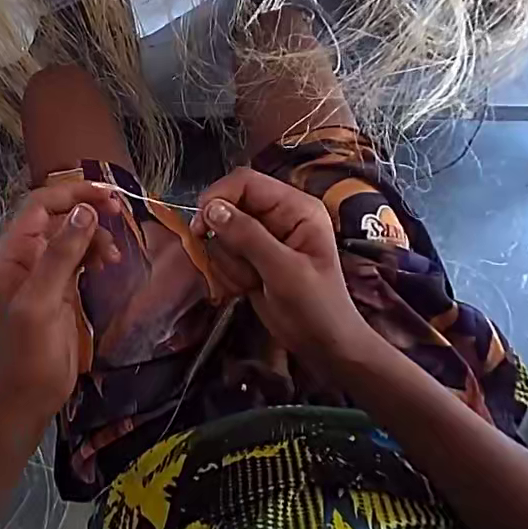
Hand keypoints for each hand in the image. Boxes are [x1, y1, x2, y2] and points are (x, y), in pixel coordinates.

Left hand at [0, 182, 123, 421]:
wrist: (27, 400)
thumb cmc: (28, 354)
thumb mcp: (41, 302)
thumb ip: (61, 255)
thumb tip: (85, 211)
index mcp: (11, 254)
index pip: (40, 206)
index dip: (72, 193)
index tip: (107, 195)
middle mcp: (24, 257)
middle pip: (57, 217)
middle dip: (86, 211)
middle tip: (119, 213)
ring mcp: (42, 274)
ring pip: (71, 237)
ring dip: (94, 237)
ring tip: (111, 257)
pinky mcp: (58, 289)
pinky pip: (77, 258)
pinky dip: (93, 255)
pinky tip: (107, 265)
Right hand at [194, 167, 378, 364]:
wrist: (325, 346)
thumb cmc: (317, 308)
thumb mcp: (285, 271)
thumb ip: (248, 237)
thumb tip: (211, 209)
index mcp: (296, 207)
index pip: (245, 182)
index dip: (219, 197)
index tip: (201, 225)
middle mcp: (278, 215)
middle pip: (227, 206)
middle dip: (226, 240)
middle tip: (241, 268)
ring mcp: (263, 236)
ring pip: (220, 232)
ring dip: (228, 261)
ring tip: (252, 282)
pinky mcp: (251, 256)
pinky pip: (222, 253)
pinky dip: (227, 272)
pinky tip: (247, 287)